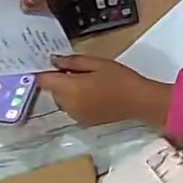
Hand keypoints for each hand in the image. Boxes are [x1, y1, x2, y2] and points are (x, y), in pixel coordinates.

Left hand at [38, 55, 170, 127]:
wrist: (139, 102)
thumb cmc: (120, 78)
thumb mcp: (97, 63)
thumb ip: (72, 62)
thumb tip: (52, 60)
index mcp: (69, 89)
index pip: (42, 80)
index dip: (46, 71)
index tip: (56, 65)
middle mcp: (67, 105)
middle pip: (52, 91)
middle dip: (60, 81)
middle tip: (81, 72)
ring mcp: (75, 116)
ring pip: (61, 100)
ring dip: (68, 92)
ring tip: (90, 84)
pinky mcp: (83, 122)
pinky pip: (71, 108)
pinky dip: (76, 101)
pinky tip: (94, 95)